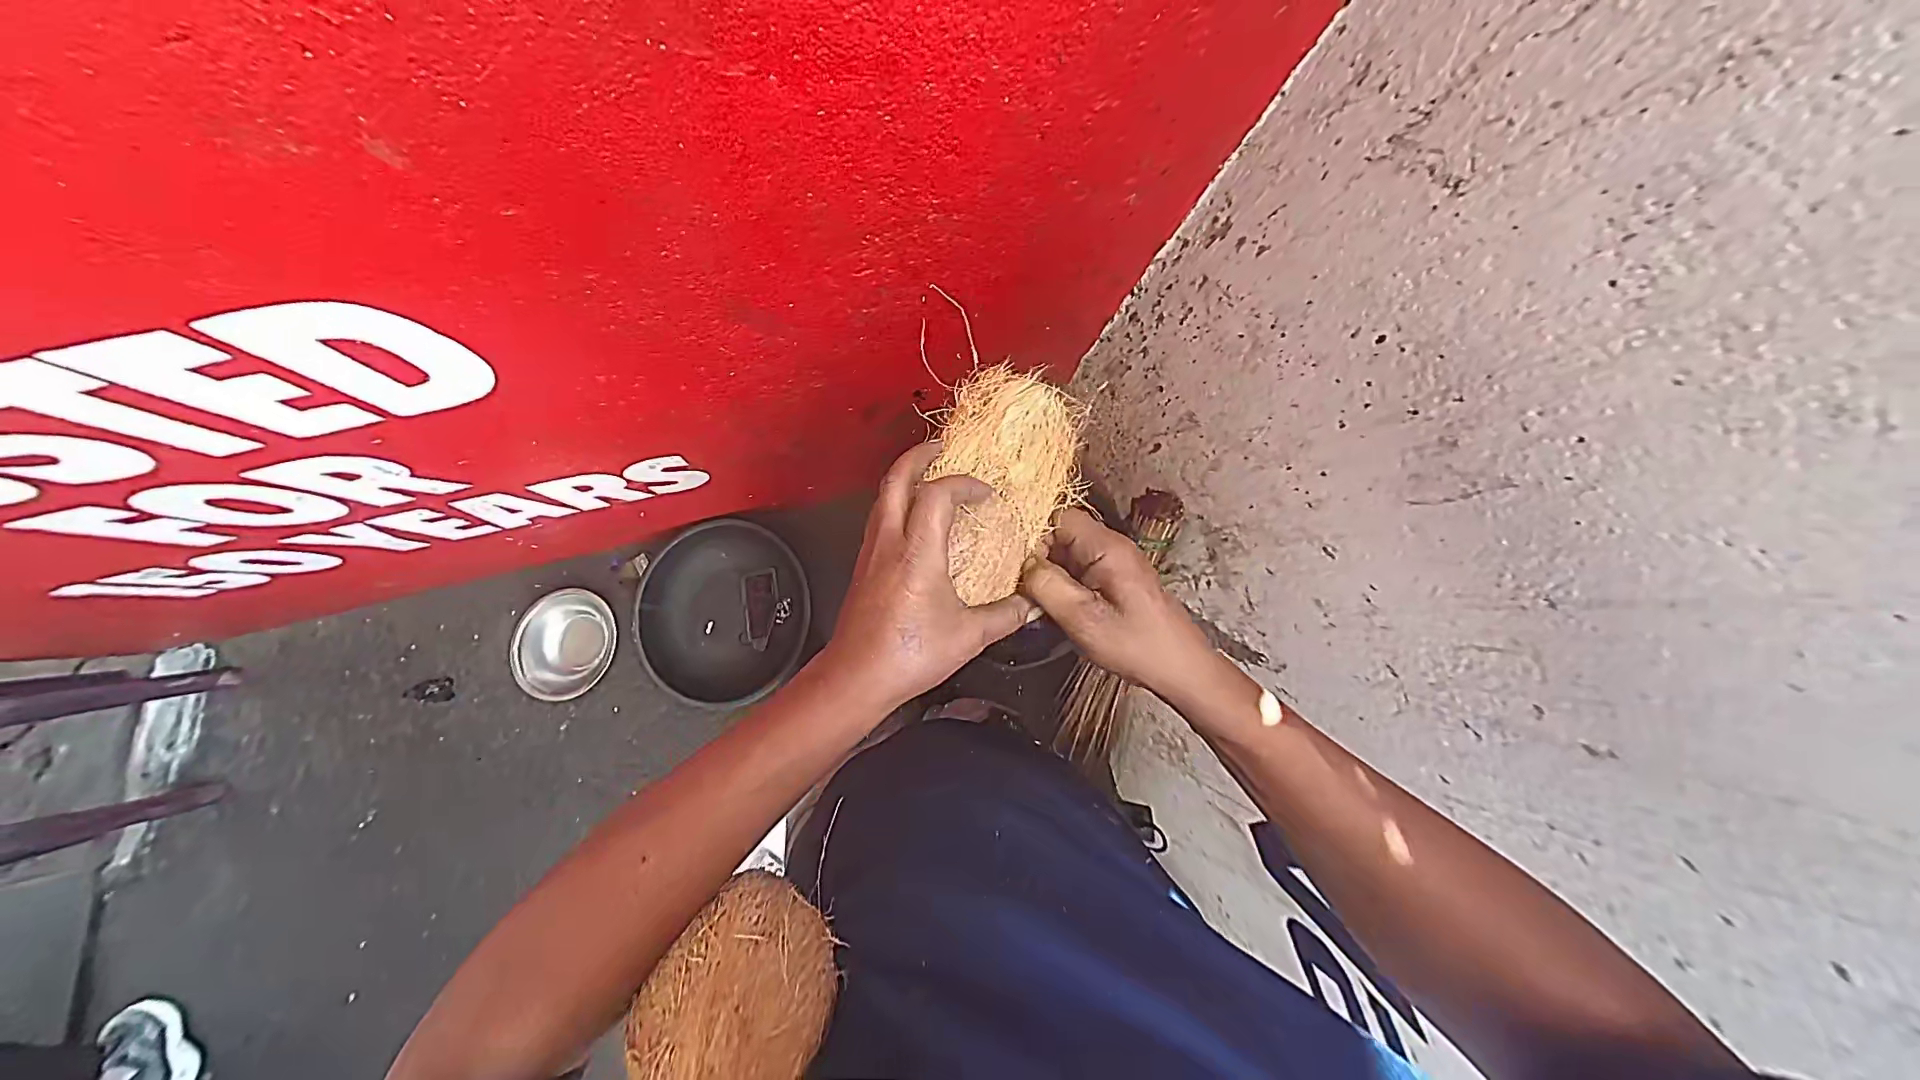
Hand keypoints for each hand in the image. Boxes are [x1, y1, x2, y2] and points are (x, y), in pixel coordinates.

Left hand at [817, 442, 1036, 713]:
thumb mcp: (969, 636)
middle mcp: (889, 542)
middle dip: (920, 455)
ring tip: (929, 476)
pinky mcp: (864, 565)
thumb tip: (1029, 605)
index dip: (965, 484)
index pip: (938, 494)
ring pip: (883, 496)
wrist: (856, 676)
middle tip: (943, 448)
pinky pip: (879, 517)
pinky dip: (897, 503)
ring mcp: (871, 552)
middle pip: (897, 478)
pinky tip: (913, 521)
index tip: (985, 494)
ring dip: (906, 477)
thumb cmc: (906, 656)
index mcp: (917, 552)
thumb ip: (1005, 615)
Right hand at [1020, 508, 1224, 704]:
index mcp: (1106, 547)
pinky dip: (1059, 585)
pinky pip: (1076, 571)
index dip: (1031, 533)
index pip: (1058, 516)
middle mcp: (1110, 547)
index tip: (1014, 561)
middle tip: (1018, 585)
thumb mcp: (1083, 618)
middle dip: (1035, 555)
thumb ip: (1048, 586)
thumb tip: (1022, 564)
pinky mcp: (1112, 580)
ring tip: (1031, 599)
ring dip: (1046, 573)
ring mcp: (1112, 563)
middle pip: (1059, 533)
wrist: (1179, 667)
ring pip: (1065, 553)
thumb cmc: (1137, 645)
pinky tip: (1051, 608)